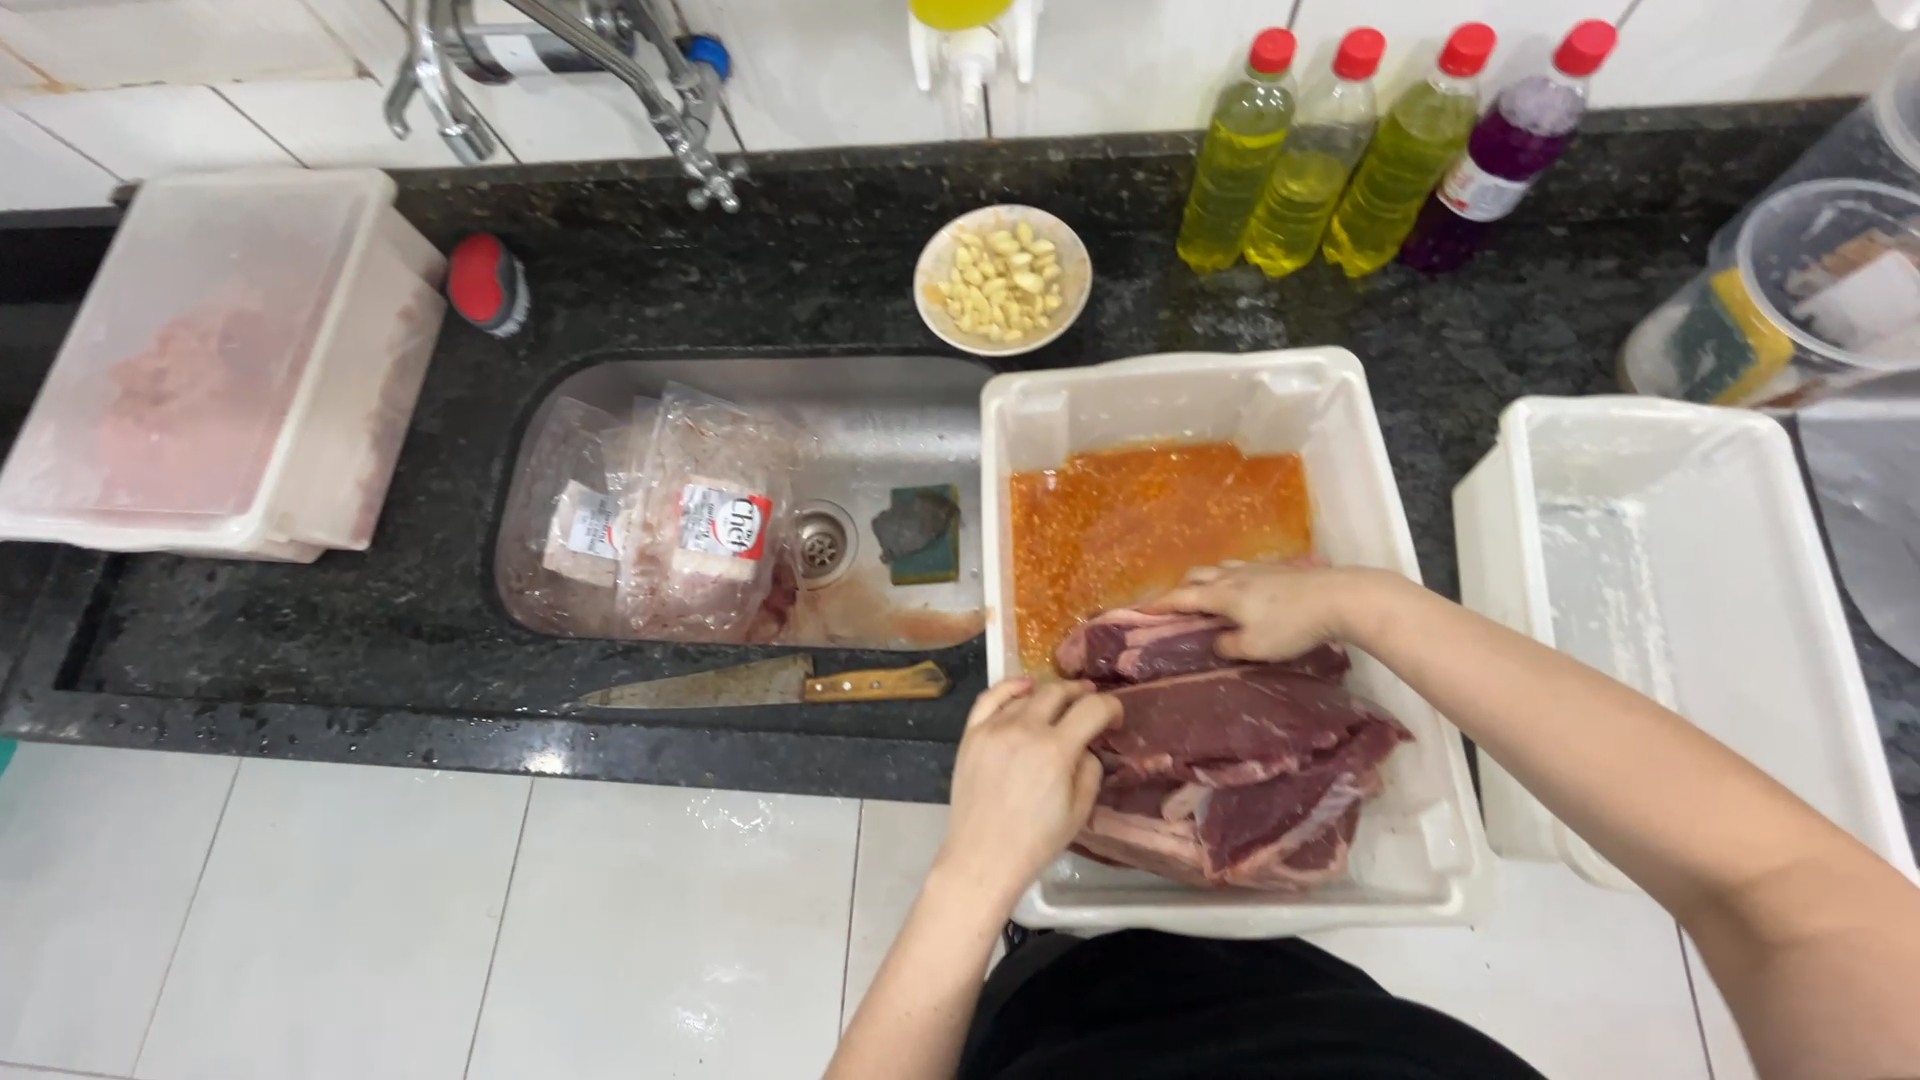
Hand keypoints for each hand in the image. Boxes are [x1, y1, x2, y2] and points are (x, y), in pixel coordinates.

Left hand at [934, 677, 1120, 910]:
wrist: (983, 856)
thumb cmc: (1036, 841)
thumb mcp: (1079, 811)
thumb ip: (1089, 769)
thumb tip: (1084, 745)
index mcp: (1056, 750)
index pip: (1092, 709)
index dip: (1111, 706)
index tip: (1115, 715)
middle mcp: (1025, 730)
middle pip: (1058, 692)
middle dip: (1080, 692)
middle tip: (1090, 698)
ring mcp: (994, 728)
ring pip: (1027, 695)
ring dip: (1049, 694)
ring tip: (1060, 700)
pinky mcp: (972, 733)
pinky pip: (991, 698)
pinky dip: (1010, 687)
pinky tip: (1025, 686)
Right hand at [1151, 561, 1398, 660]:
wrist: (1339, 598)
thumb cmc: (1291, 626)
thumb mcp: (1255, 647)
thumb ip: (1229, 646)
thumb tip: (1217, 642)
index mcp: (1221, 596)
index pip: (1181, 598)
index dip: (1160, 604)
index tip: (1142, 609)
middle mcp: (1233, 577)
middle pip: (1197, 576)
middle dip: (1181, 588)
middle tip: (1176, 604)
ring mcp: (1256, 569)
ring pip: (1220, 569)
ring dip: (1207, 580)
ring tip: (1208, 594)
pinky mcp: (1278, 568)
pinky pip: (1242, 569)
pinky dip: (1231, 578)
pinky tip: (1244, 588)